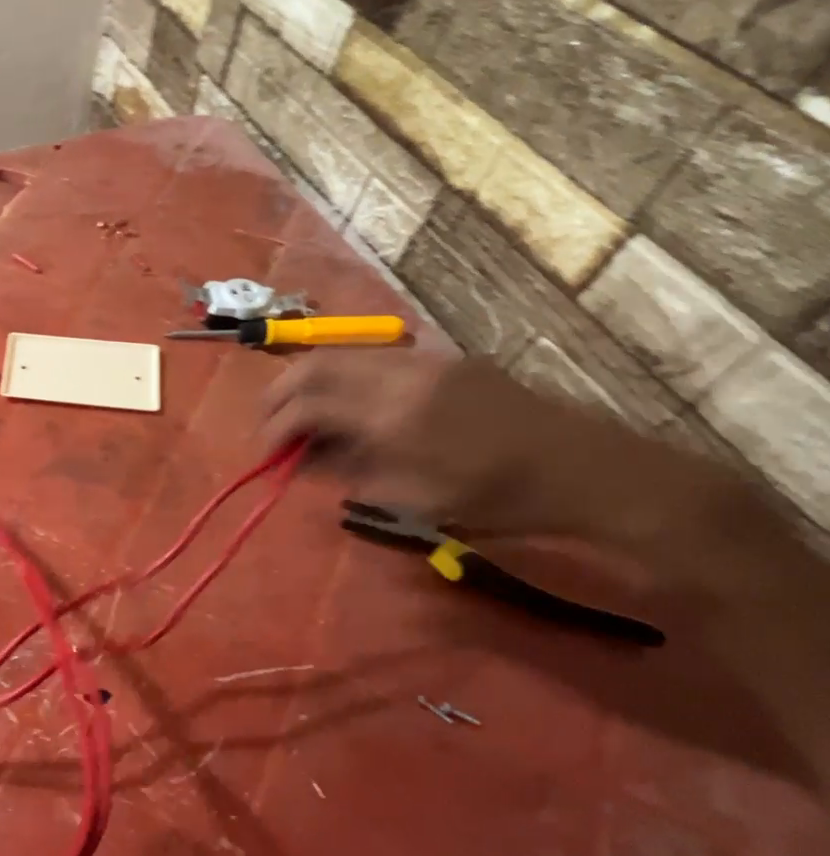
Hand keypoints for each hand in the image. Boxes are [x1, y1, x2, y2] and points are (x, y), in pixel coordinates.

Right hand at [258, 351, 724, 543]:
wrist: (588, 471)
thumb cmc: (498, 500)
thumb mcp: (412, 499)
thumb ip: (346, 473)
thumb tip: (296, 463)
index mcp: (394, 415)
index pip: (307, 403)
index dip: (274, 428)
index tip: (266, 456)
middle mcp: (403, 374)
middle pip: (314, 365)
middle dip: (280, 396)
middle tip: (271, 429)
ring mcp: (426, 360)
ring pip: (342, 355)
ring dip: (310, 383)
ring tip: (304, 420)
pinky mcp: (444, 360)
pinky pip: (374, 359)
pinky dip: (344, 380)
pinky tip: (350, 410)